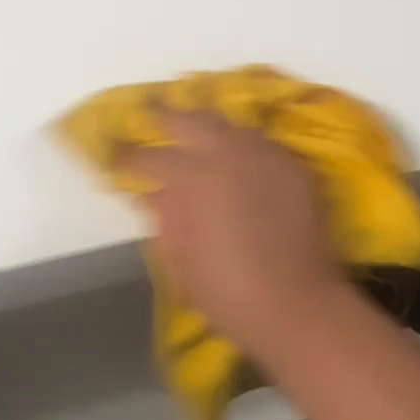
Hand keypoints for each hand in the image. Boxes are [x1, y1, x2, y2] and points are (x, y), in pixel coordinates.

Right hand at [121, 109, 347, 354]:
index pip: (154, 156)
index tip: (119, 157)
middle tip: (151, 114)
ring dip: (209, 127)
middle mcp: (230, 153)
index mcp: (195, 177)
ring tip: (196, 131)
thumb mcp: (182, 261)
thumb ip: (167, 217)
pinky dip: (242, 145)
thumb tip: (154, 191)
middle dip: (166, 116)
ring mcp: (266, 154)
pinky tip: (238, 156)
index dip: (132, 157)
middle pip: (192, 120)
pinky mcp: (294, 165)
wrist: (299, 305)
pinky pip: (261, 143)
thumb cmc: (231, 293)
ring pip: (230, 125)